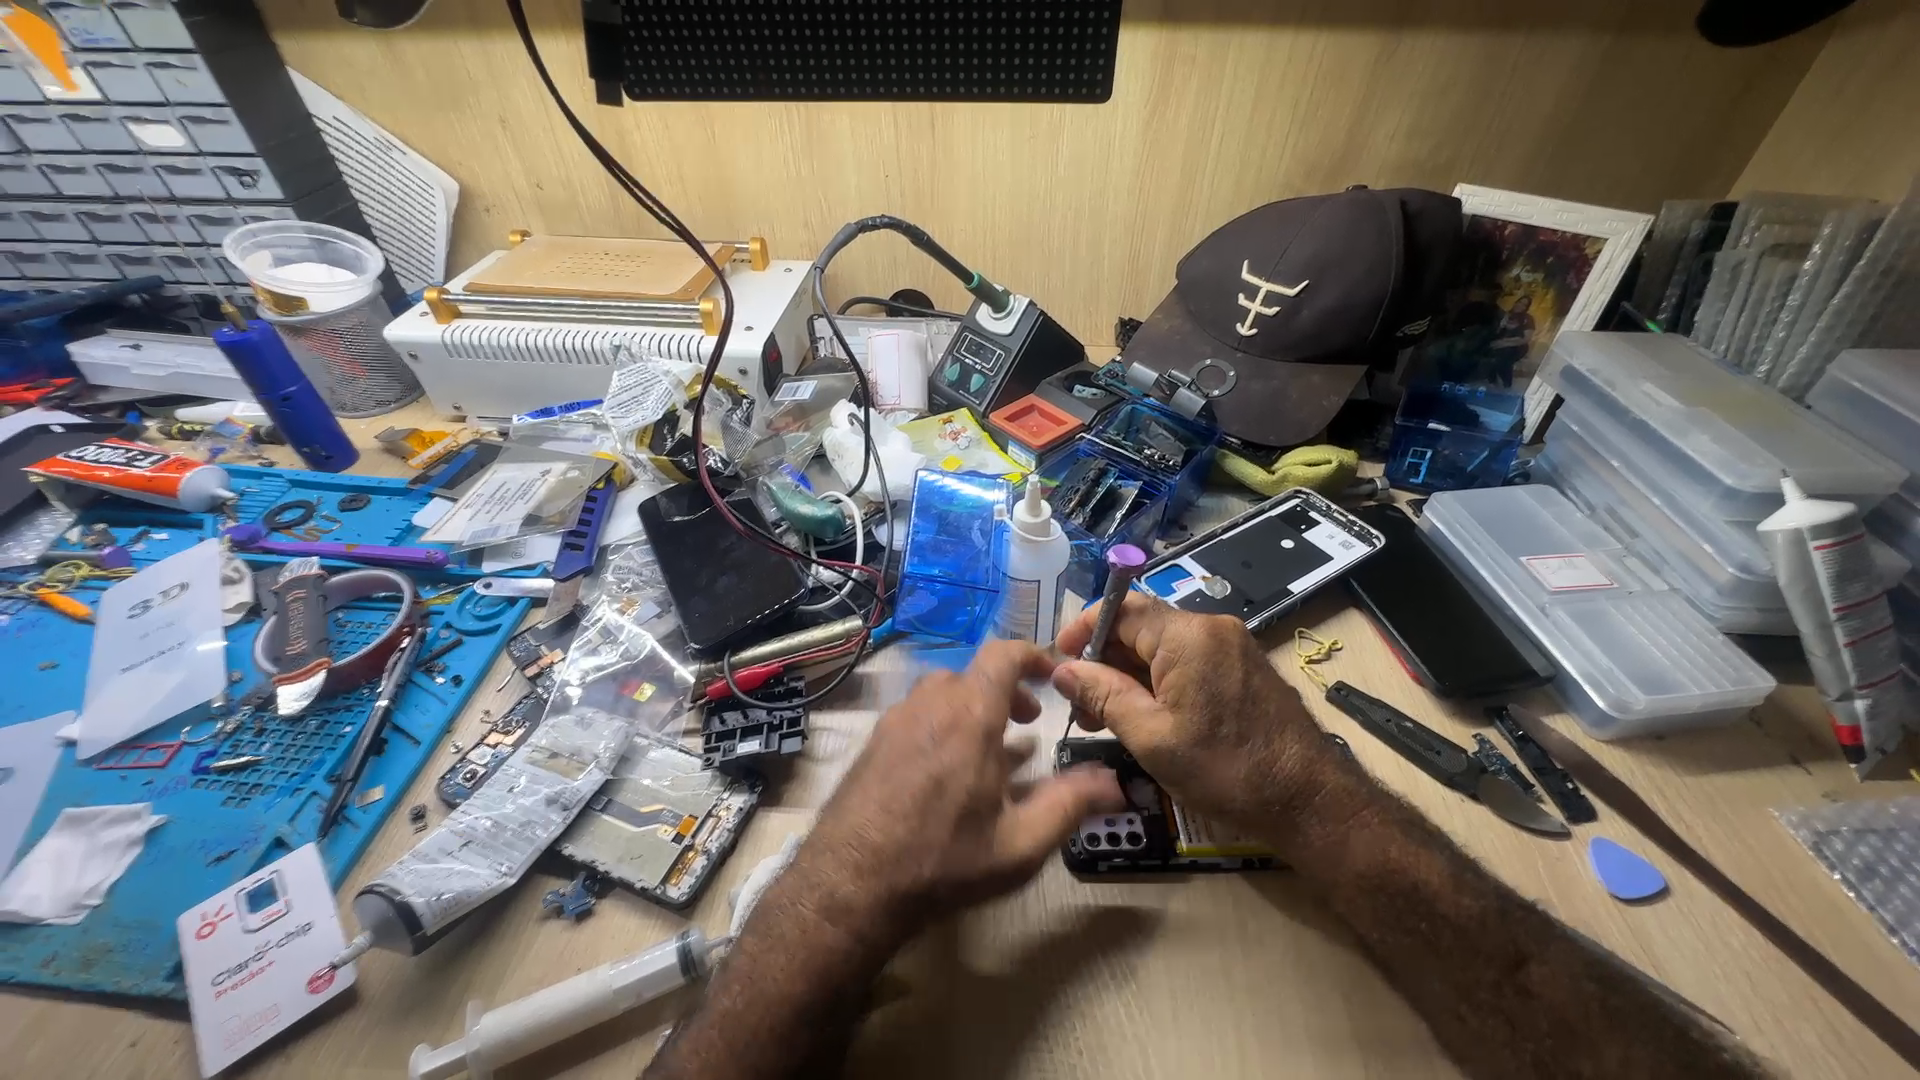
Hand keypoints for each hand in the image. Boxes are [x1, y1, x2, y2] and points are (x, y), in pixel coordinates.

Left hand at [790, 640, 1123, 944]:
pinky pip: (918, 716)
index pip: (1003, 655)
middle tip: (1027, 722)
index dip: (1033, 655)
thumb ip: (1071, 804)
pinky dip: (944, 725)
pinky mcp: (874, 743)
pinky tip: (950, 773)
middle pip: (973, 675)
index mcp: (969, 715)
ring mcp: (895, 722)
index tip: (1054, 674)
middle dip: (1006, 691)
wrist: (850, 885)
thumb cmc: (944, 860)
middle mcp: (929, 704)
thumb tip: (1117, 783)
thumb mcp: (1020, 842)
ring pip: (943, 694)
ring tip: (993, 752)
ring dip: (974, 708)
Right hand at [1052, 594, 1370, 857]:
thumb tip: (1064, 671)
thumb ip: (1104, 696)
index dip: (1083, 628)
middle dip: (1104, 661)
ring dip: (1129, 676)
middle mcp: (1212, 628)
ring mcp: (1232, 647)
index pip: (1120, 608)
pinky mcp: (1242, 669)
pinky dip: (1159, 682)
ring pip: (1162, 647)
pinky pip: (1187, 661)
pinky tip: (1144, 717)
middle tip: (1081, 706)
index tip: (1059, 659)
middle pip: (1140, 627)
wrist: (1310, 801)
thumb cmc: (1226, 771)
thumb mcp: (1152, 738)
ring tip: (1107, 719)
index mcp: (1187, 636)